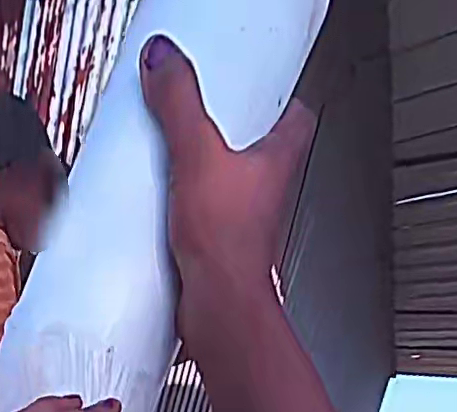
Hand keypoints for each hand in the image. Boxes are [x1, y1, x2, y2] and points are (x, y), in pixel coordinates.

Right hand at [140, 35, 315, 293]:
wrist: (218, 307)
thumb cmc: (228, 245)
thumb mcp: (198, 156)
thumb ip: (180, 104)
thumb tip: (164, 60)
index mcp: (277, 163)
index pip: (294, 118)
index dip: (279, 100)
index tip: (254, 88)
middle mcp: (266, 197)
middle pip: (257, 155)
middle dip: (232, 141)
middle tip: (201, 125)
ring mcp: (243, 228)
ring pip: (229, 193)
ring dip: (205, 182)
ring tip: (173, 166)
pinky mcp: (217, 253)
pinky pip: (203, 225)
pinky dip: (185, 218)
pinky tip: (162, 215)